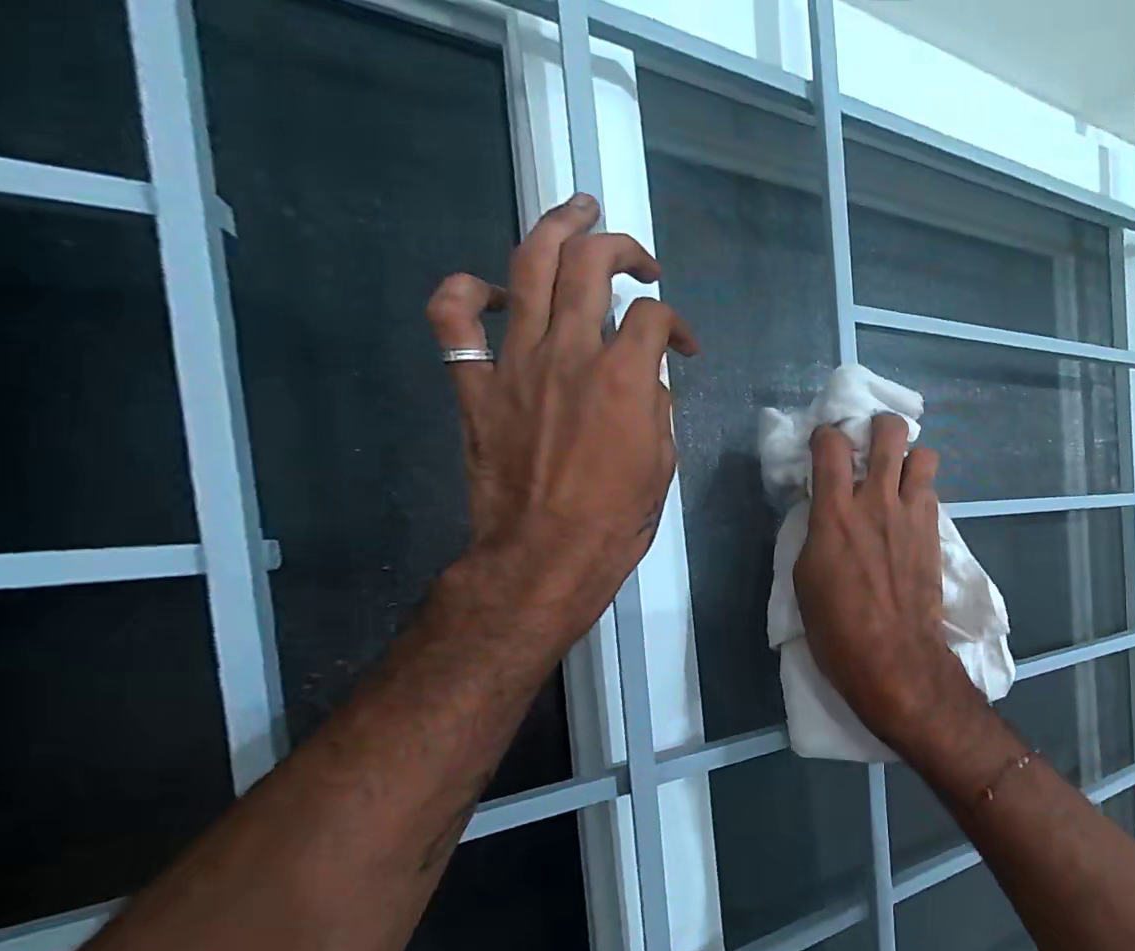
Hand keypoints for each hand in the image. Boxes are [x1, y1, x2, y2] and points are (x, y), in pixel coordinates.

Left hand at [424, 193, 698, 642]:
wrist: (546, 553)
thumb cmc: (618, 517)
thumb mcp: (662, 461)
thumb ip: (656, 406)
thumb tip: (645, 380)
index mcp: (624, 377)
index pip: (654, 317)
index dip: (677, 324)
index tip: (682, 346)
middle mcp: (569, 354)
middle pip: (590, 266)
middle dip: (620, 246)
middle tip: (637, 255)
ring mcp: (515, 364)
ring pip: (527, 270)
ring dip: (554, 231)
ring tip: (574, 213)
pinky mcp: (476, 386)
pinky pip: (452, 322)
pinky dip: (463, 293)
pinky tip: (487, 290)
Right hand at [794, 414, 976, 755]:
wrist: (894, 656)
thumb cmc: (836, 626)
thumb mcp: (805, 575)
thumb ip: (818, 530)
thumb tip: (826, 510)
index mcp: (835, 513)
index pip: (832, 445)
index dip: (826, 435)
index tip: (824, 444)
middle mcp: (877, 502)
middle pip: (889, 433)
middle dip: (879, 426)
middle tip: (869, 442)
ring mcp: (912, 514)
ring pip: (923, 455)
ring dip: (908, 457)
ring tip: (896, 475)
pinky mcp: (934, 532)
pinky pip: (931, 491)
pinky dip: (919, 490)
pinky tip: (908, 509)